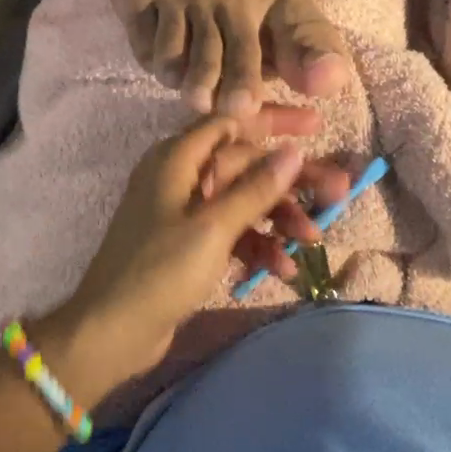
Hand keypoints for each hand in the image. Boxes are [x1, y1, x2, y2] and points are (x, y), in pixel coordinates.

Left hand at [48, 107, 347, 390]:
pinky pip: (231, 232)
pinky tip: (282, 269)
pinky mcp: (188, 245)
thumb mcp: (212, 228)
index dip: (274, 122)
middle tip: (337, 193)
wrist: (112, 329)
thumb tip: (292, 150)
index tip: (317, 128)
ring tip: (314, 240)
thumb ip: (254, 189)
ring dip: (278, 218)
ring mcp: (182, 212)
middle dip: (288, 182)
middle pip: (243, 165)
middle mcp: (178, 176)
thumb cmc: (160, 270)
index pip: (231, 123)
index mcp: (175, 158)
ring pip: (241, 201)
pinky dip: (256, 245)